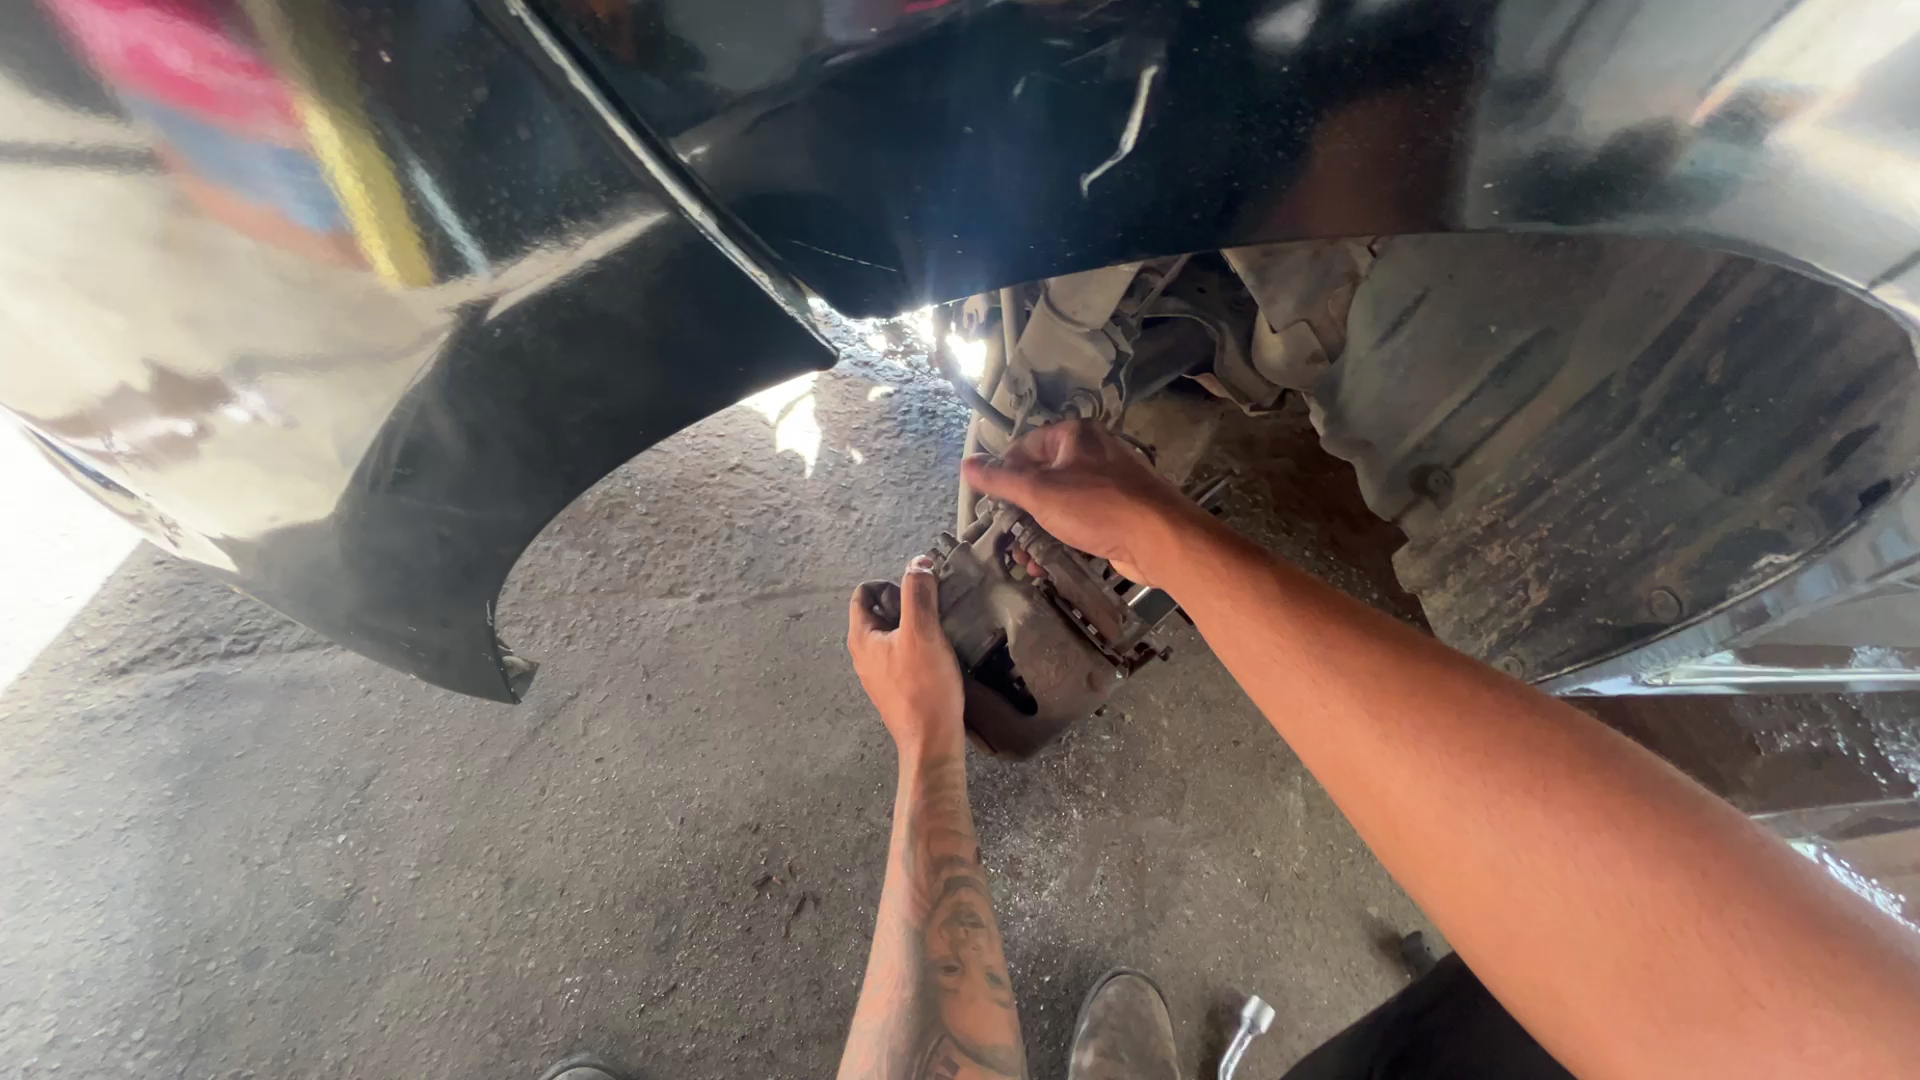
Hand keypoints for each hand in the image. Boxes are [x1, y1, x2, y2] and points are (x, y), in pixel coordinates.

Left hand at [847, 556, 964, 759]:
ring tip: (939, 628)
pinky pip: (901, 655)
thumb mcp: (923, 632)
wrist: (931, 742)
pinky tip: (938, 654)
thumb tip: (918, 562)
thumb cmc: (924, 685)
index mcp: (861, 638)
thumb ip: (918, 594)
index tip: (917, 589)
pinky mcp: (895, 689)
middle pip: (878, 613)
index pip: (864, 594)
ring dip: (912, 625)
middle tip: (933, 606)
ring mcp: (877, 674)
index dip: (889, 583)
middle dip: (904, 602)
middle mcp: (863, 655)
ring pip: (892, 635)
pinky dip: (917, 646)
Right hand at [961, 419, 1202, 584]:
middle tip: (1006, 538)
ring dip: (1036, 533)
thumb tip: (966, 464)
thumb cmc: (1097, 507)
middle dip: (1020, 513)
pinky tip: (1047, 563)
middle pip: (1040, 478)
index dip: (1003, 473)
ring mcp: (1106, 485)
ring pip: (1057, 505)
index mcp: (1074, 436)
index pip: (1024, 446)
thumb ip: (1001, 480)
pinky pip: (1077, 522)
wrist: (1158, 538)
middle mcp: (1091, 454)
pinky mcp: (1115, 514)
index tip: (990, 502)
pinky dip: (1059, 539)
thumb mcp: (1039, 492)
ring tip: (1025, 560)